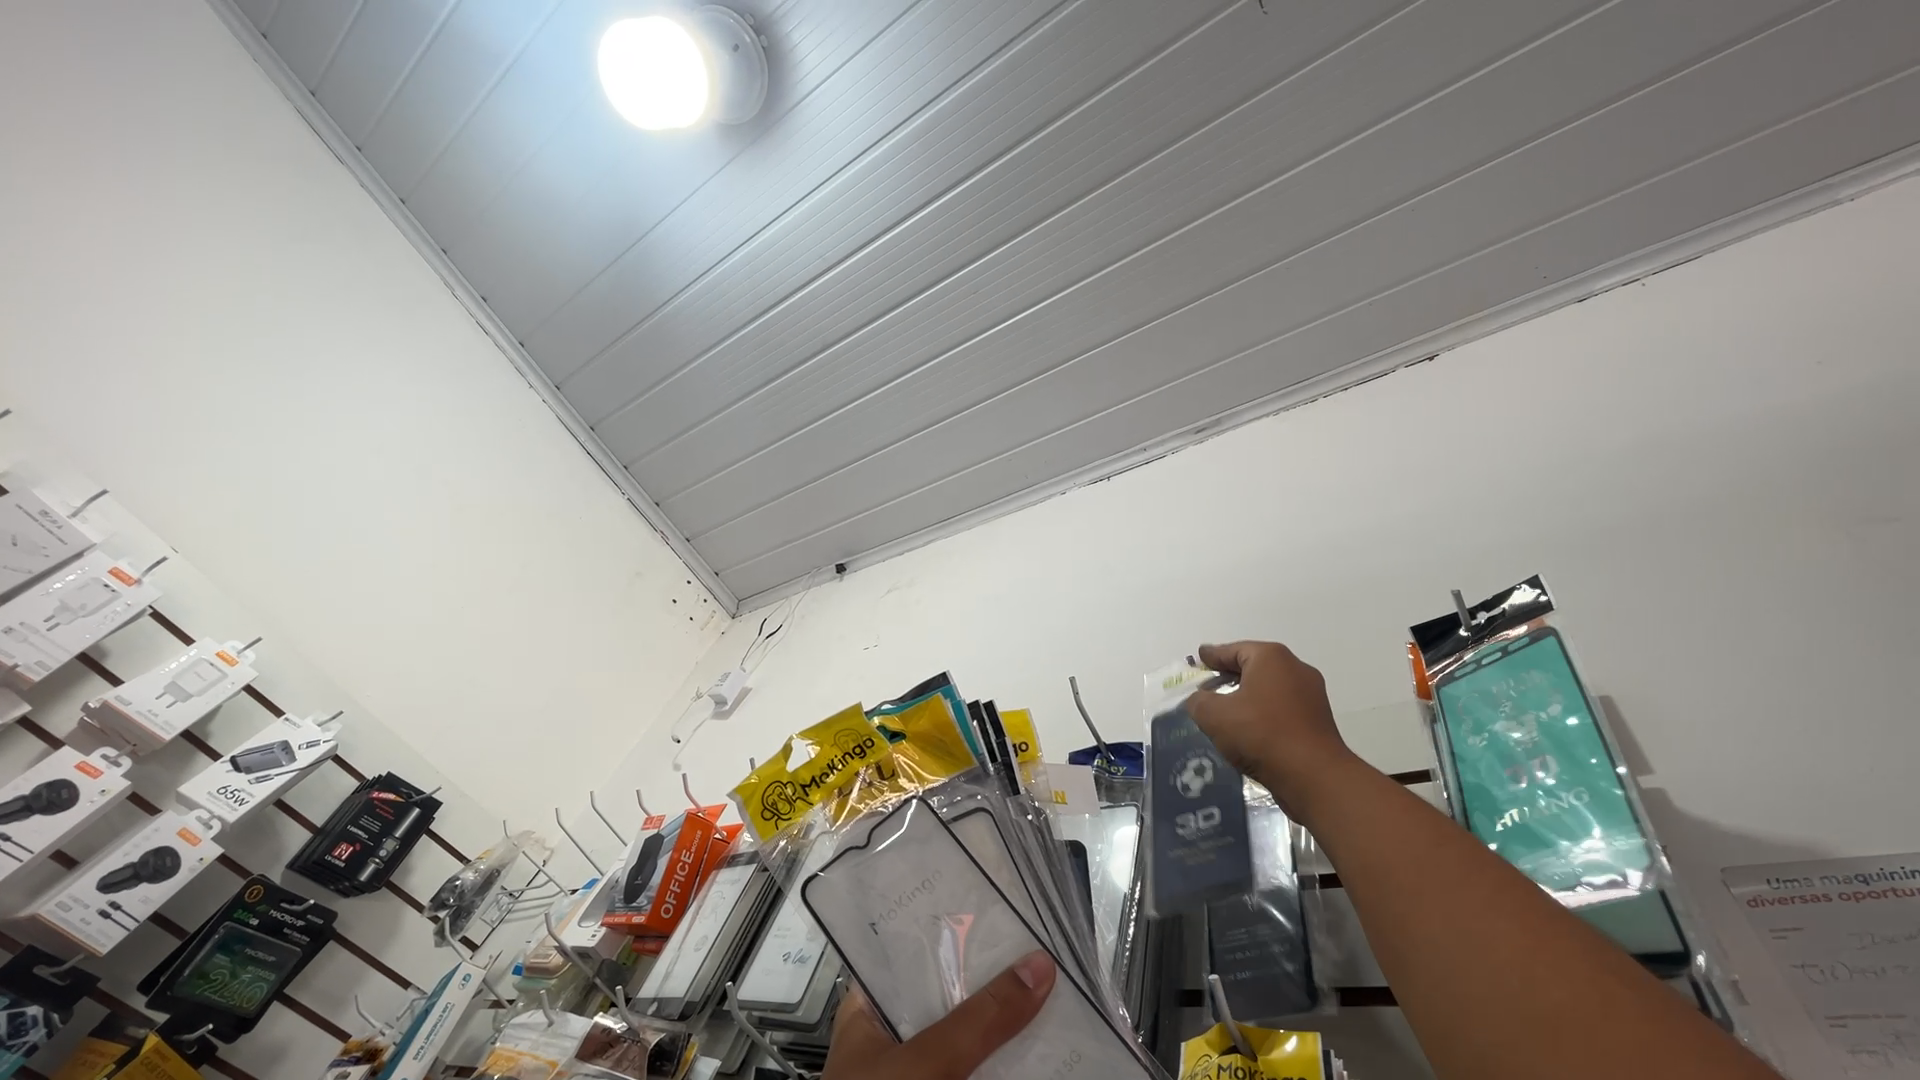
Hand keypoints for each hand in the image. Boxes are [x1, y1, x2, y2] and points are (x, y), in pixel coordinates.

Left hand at [822, 951, 1055, 1079]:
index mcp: (868, 1011)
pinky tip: (1052, 1054)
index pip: (913, 950)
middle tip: (1049, 954)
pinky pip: (984, 1075)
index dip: (957, 928)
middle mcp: (892, 1040)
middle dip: (998, 982)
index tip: (1006, 910)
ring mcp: (919, 1076)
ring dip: (1012, 1028)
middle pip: (952, 997)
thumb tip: (1037, 966)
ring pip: (972, 1041)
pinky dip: (1012, 1068)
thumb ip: (977, 1021)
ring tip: (1062, 995)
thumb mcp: (921, 1065)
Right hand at [1186, 641, 1356, 812]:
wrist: (1313, 775)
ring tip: (1227, 709)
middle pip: (1256, 666)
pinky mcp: (1318, 720)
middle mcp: (1295, 669)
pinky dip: (1265, 712)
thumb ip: (1199, 702)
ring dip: (1249, 695)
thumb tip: (1199, 700)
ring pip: (1271, 688)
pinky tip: (1251, 728)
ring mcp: (1311, 695)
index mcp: (1271, 658)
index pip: (1234, 650)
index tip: (1199, 656)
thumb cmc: (1260, 734)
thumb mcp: (1214, 716)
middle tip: (1209, 682)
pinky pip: (1283, 708)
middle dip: (1231, 674)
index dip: (1213, 655)